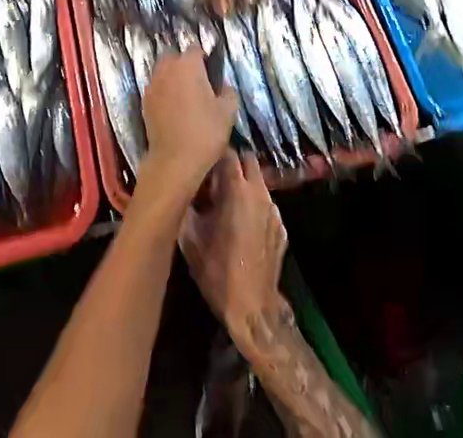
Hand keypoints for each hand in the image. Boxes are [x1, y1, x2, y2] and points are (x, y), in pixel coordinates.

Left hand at [138, 48, 237, 200]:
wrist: (174, 159)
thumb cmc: (205, 132)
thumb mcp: (227, 112)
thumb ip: (227, 92)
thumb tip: (223, 86)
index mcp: (187, 65)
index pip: (195, 48)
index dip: (204, 57)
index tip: (211, 70)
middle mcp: (166, 69)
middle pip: (174, 57)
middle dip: (185, 64)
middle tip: (198, 81)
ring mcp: (152, 84)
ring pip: (163, 71)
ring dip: (173, 77)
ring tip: (186, 94)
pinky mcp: (145, 100)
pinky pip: (156, 87)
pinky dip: (164, 91)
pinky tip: (174, 106)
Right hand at [180, 152, 287, 330]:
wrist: (251, 309)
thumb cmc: (216, 269)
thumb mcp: (189, 235)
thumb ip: (186, 203)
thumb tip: (181, 186)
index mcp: (237, 190)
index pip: (227, 153)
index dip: (211, 156)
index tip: (198, 165)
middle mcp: (260, 194)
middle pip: (247, 161)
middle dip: (231, 164)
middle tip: (211, 178)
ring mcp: (274, 212)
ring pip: (258, 183)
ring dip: (242, 185)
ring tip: (224, 202)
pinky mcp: (282, 229)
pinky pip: (265, 205)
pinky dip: (252, 206)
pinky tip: (240, 224)